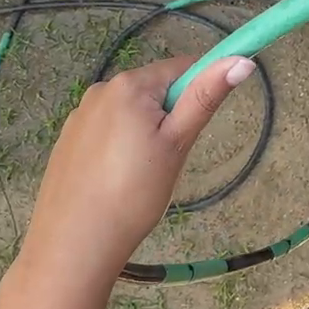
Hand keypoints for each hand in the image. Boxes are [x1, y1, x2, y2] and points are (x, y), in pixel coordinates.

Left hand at [16, 53, 254, 276]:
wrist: (72, 248)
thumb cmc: (134, 193)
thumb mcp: (178, 143)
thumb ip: (206, 96)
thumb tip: (241, 60)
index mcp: (130, 84)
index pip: (182, 68)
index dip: (198, 94)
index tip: (193, 132)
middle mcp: (100, 89)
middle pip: (155, 90)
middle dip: (171, 117)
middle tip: (169, 159)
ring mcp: (79, 116)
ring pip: (132, 111)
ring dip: (147, 131)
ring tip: (143, 175)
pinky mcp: (67, 141)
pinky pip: (108, 130)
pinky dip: (121, 146)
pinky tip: (117, 181)